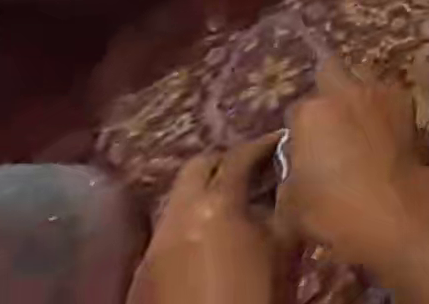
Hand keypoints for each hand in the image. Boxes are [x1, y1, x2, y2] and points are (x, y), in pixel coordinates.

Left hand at [129, 134, 287, 303]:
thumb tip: (286, 174)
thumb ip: (285, 200)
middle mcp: (176, 220)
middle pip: (197, 167)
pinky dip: (194, 219)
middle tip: (258, 166)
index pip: (239, 156)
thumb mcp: (287, 241)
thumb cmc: (258, 294)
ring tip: (240, 199)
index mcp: (215, 206)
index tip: (285, 140)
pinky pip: (169, 229)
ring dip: (208, 190)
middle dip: (229, 160)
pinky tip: (217, 234)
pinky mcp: (141, 277)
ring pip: (179, 199)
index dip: (265, 143)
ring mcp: (152, 250)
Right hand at [276, 55, 428, 269]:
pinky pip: (387, 90)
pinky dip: (380, 100)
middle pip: (331, 69)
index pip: (297, 109)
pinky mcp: (405, 97)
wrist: (389, 201)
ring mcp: (378, 90)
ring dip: (356, 88)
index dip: (299, 126)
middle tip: (327, 110)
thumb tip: (302, 158)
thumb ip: (291, 166)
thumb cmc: (330, 206)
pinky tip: (380, 121)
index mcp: (310, 112)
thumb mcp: (289, 197)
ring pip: (363, 74)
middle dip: (326, 83)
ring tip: (355, 112)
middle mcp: (344, 91)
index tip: (302, 141)